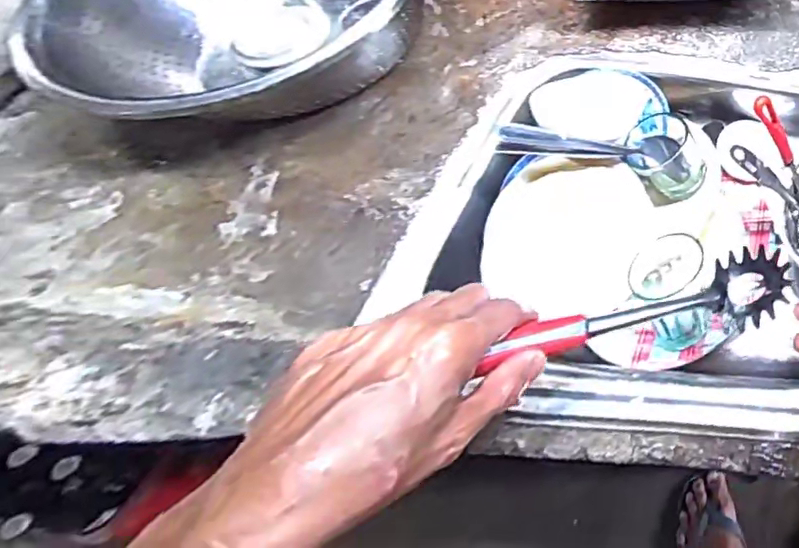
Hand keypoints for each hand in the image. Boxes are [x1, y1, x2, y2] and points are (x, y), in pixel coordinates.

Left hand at [136, 285, 544, 547]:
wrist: (268, 503)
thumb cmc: (357, 478)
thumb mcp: (450, 439)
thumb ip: (500, 389)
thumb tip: (529, 362)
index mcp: (449, 345)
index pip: (508, 309)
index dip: (525, 323)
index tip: (530, 334)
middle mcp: (412, 326)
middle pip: (472, 295)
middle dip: (487, 317)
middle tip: (485, 352)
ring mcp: (369, 331)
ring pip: (428, 304)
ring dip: (445, 322)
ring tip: (434, 365)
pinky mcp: (331, 342)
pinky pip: (381, 324)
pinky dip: (395, 339)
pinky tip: (385, 377)